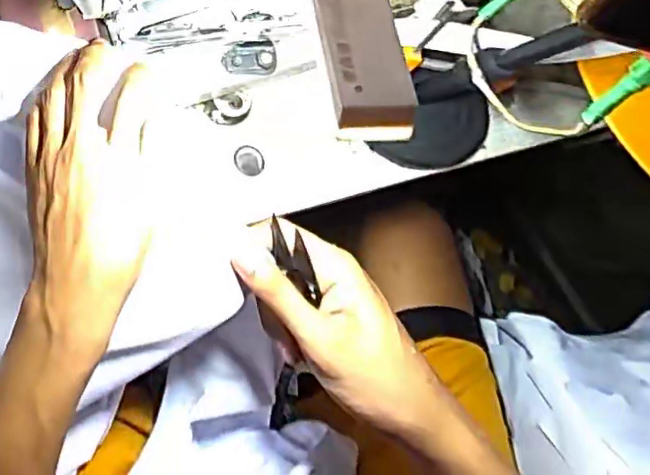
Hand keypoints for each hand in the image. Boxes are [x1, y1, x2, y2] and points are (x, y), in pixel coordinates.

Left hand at [23, 41, 155, 359]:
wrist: (73, 289)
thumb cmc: (115, 257)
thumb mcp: (150, 205)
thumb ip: (149, 157)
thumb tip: (149, 122)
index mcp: (116, 160)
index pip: (129, 98)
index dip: (139, 76)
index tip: (145, 70)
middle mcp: (80, 151)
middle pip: (83, 85)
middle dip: (95, 57)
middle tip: (104, 48)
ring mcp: (52, 157)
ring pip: (53, 96)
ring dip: (65, 69)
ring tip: (76, 57)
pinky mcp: (34, 169)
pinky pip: (34, 121)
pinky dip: (44, 98)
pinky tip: (50, 92)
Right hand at [232, 220, 467, 446]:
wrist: (415, 418)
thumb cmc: (381, 380)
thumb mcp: (318, 337)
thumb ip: (277, 292)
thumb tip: (244, 254)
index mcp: (334, 263)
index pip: (280, 231)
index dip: (252, 245)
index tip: (234, 269)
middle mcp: (333, 270)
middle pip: (278, 263)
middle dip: (270, 299)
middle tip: (282, 330)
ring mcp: (332, 291)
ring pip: (283, 289)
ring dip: (281, 321)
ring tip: (297, 348)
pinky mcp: (330, 310)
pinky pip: (295, 308)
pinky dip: (291, 331)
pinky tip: (302, 352)